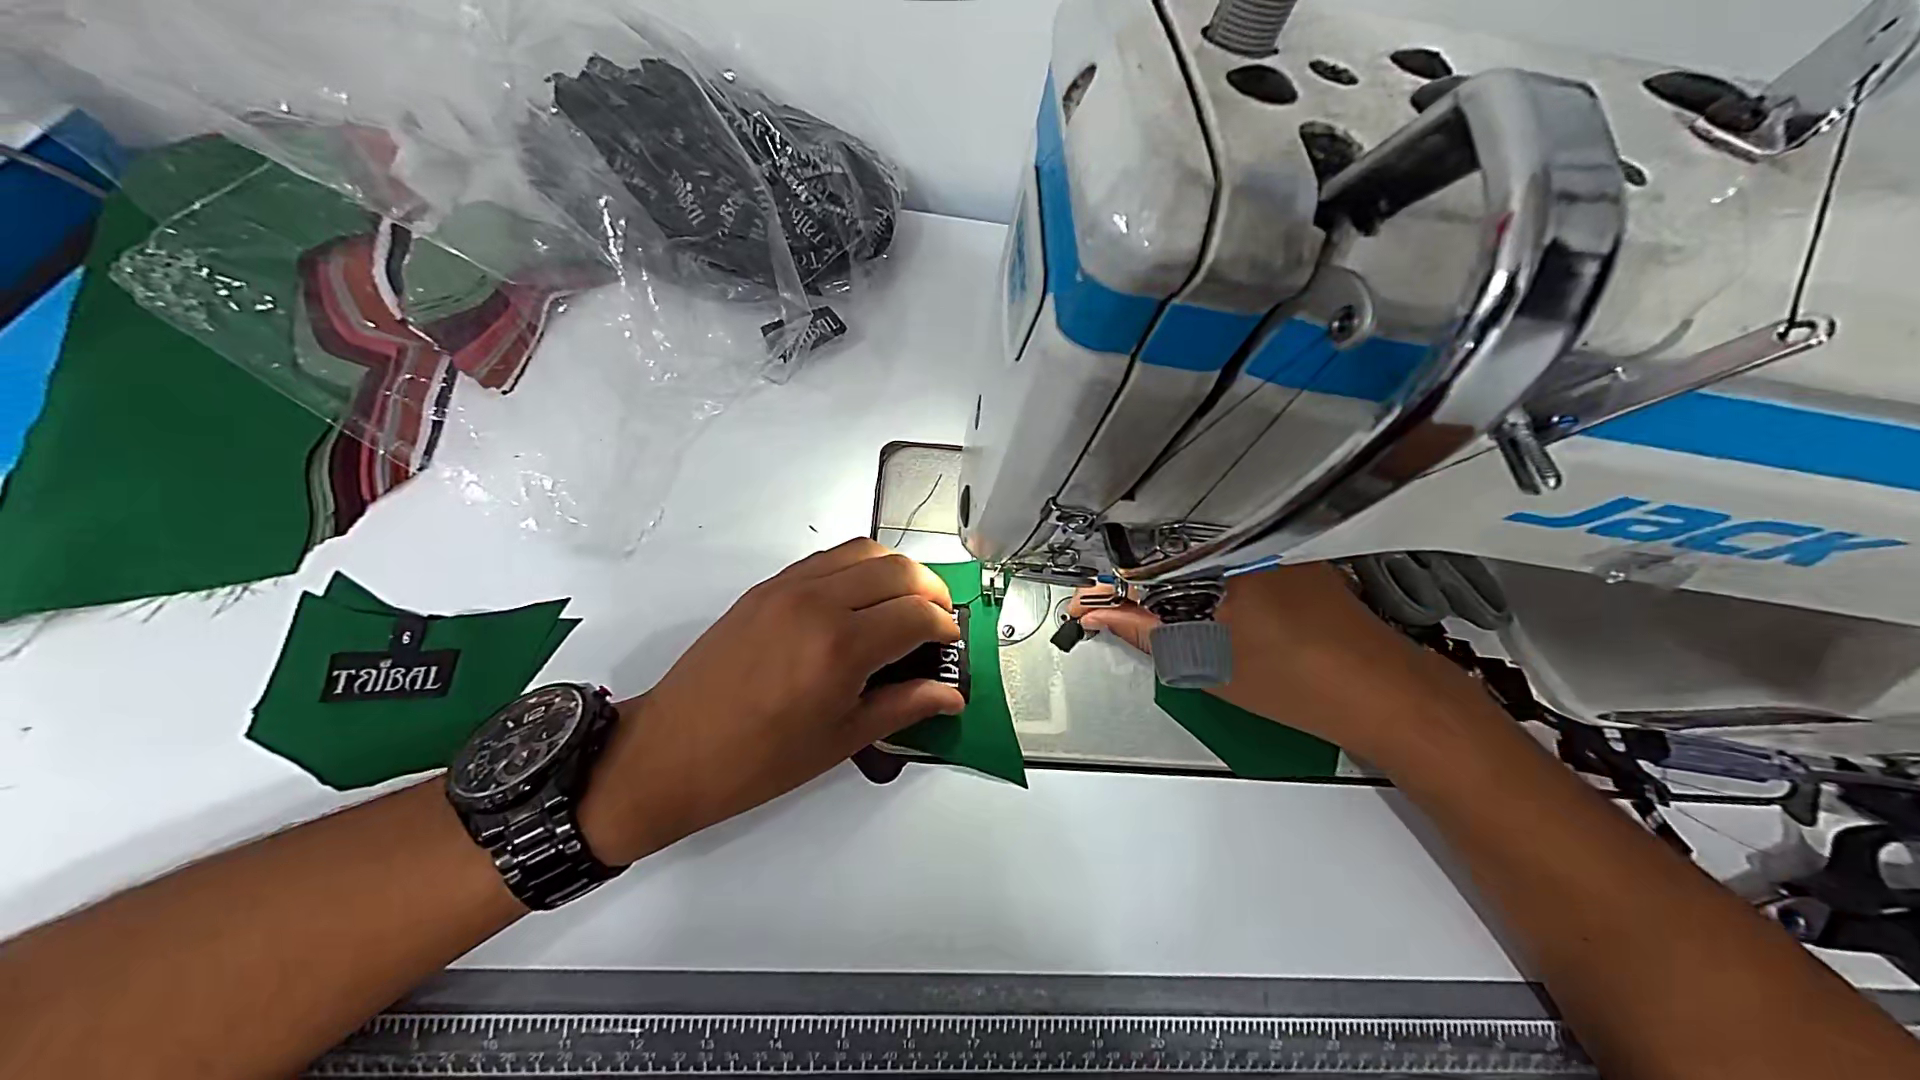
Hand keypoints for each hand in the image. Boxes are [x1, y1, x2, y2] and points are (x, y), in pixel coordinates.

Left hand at [578, 539, 964, 864]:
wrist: (669, 751)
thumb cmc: (757, 761)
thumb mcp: (840, 740)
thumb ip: (903, 706)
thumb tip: (950, 696)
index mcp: (840, 648)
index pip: (917, 614)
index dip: (945, 628)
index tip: (950, 645)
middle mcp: (818, 603)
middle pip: (899, 570)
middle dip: (932, 591)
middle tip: (938, 621)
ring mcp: (789, 587)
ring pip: (865, 550)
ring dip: (898, 571)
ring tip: (906, 603)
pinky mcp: (767, 586)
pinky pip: (828, 558)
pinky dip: (859, 566)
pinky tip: (862, 598)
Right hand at [1068, 563, 1488, 762]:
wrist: (1383, 697)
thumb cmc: (1301, 682)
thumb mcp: (1207, 661)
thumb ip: (1145, 632)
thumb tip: (1102, 616)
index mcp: (1225, 559)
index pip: (1149, 566)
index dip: (1114, 589)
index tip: (1091, 605)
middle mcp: (1251, 545)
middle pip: (1173, 559)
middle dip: (1140, 588)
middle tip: (1115, 617)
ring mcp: (1277, 553)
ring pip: (1204, 565)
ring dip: (1175, 589)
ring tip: (1157, 623)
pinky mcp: (1295, 566)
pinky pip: (1234, 570)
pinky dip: (1211, 590)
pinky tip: (1208, 618)